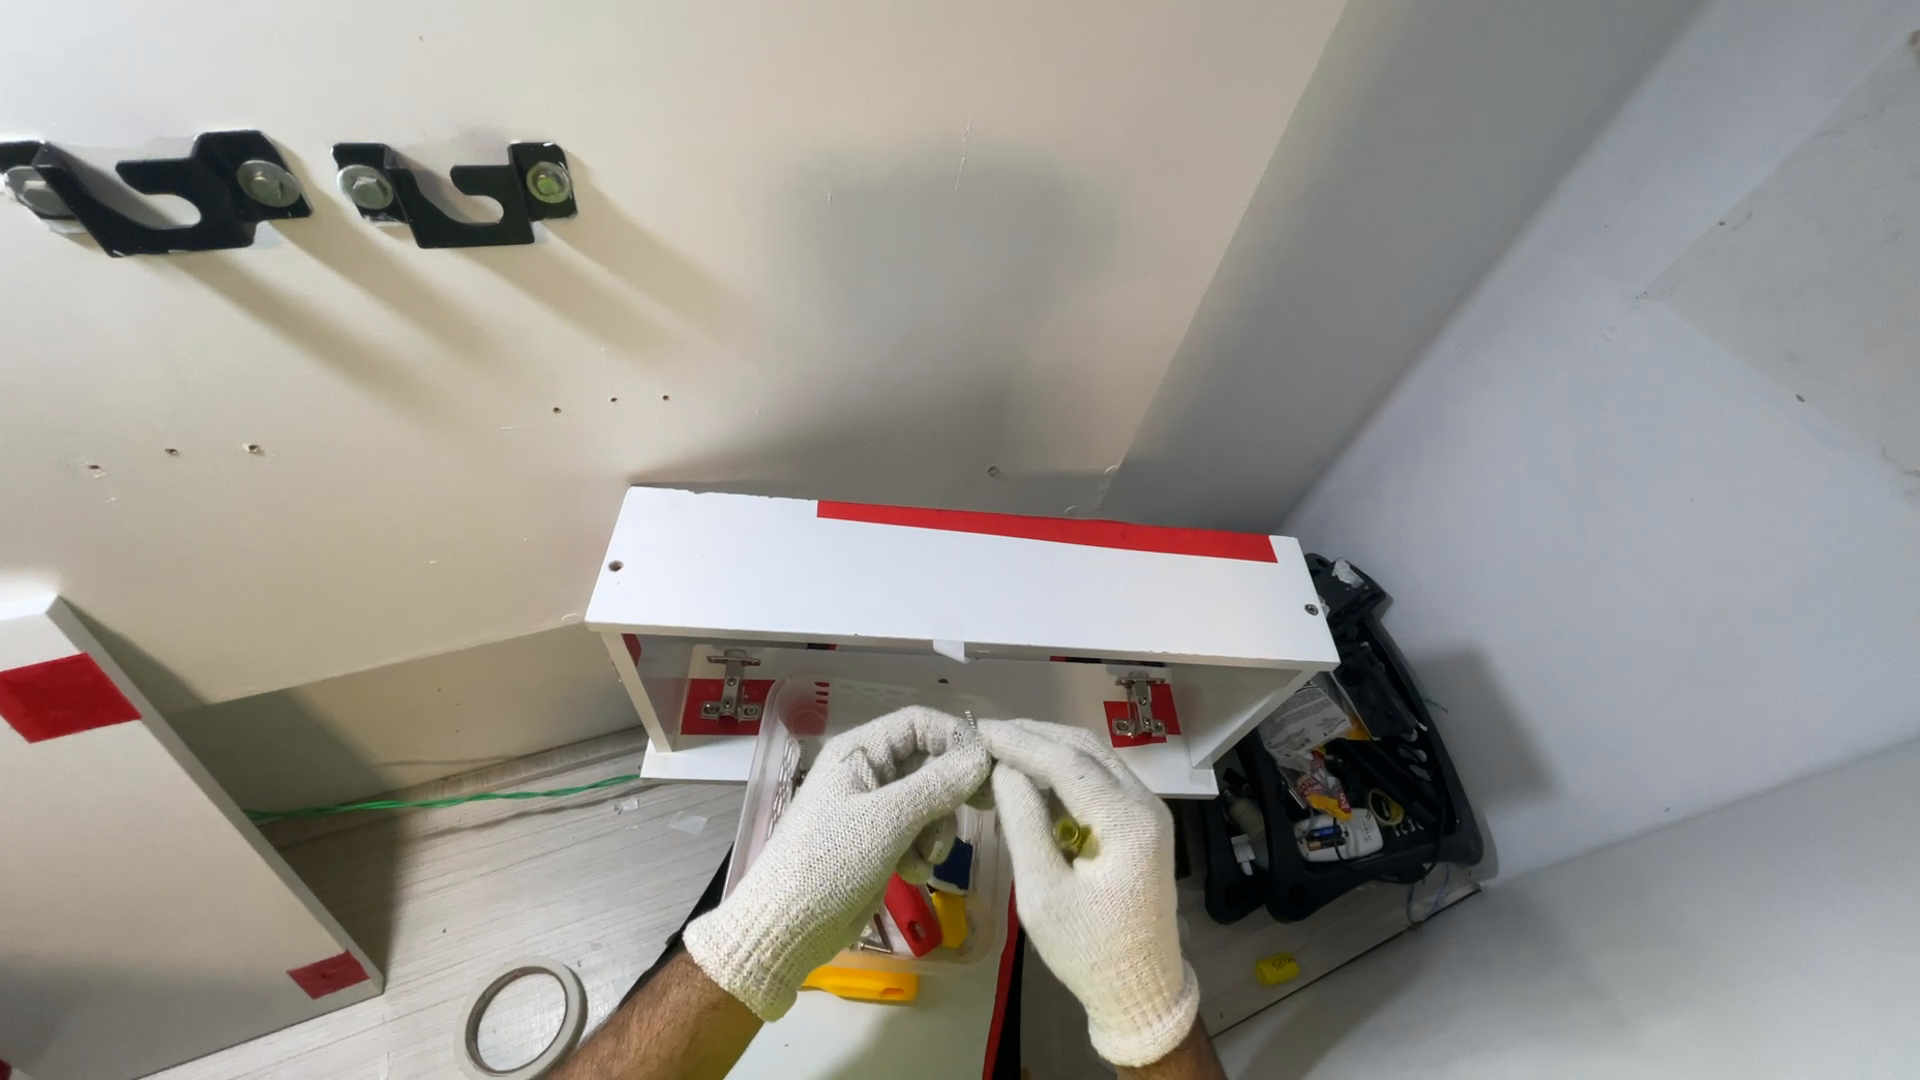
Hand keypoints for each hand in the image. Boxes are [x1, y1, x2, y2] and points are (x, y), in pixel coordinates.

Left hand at [684, 706, 990, 1019]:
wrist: (785, 931)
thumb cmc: (828, 863)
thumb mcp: (887, 822)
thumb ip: (937, 786)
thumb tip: (983, 757)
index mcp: (859, 750)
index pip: (918, 723)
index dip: (955, 737)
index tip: (988, 764)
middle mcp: (868, 771)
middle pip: (929, 761)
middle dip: (949, 791)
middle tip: (982, 808)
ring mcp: (874, 807)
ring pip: (930, 800)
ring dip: (938, 828)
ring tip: (925, 856)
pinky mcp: (879, 840)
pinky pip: (919, 831)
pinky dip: (924, 849)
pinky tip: (912, 872)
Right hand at [981, 719, 1198, 1067]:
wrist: (1141, 992)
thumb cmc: (1088, 950)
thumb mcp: (1042, 893)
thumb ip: (1023, 823)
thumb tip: (1003, 769)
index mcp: (1127, 823)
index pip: (1066, 762)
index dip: (1020, 741)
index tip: (979, 730)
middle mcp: (1145, 804)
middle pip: (1084, 747)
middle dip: (1033, 735)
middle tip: (986, 733)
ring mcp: (1147, 809)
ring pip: (1093, 756)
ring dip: (1048, 746)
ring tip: (1002, 744)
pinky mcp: (1140, 819)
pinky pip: (1099, 776)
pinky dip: (1063, 766)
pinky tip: (1031, 770)